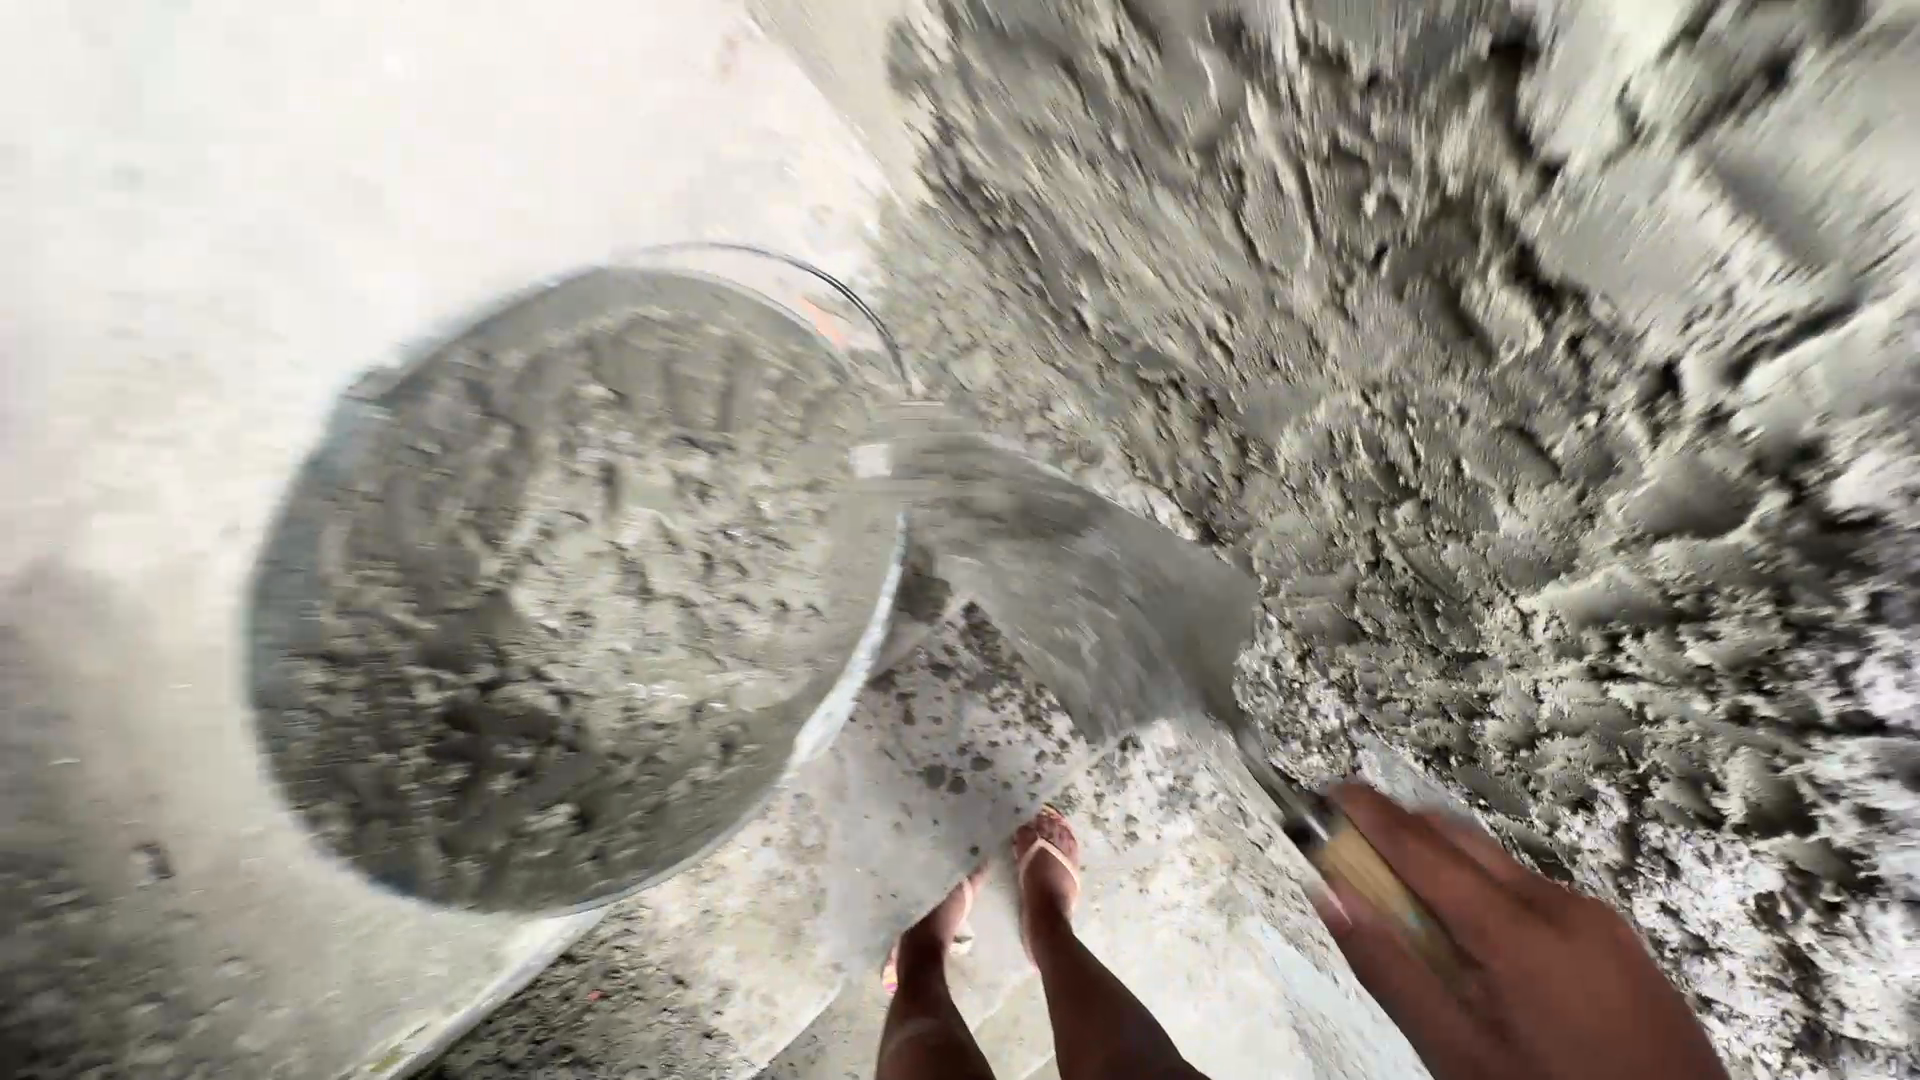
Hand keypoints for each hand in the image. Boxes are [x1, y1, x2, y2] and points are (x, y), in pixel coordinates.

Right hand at [1311, 783, 1728, 1079]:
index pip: (1422, 848)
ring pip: (1493, 864)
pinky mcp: (1619, 942)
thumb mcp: (1459, 1056)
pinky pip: (1528, 892)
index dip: (1368, 813)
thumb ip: (1390, 970)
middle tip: (1352, 850)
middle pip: (1459, 838)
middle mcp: (1563, 906)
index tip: (1328, 790)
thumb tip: (1330, 895)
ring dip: (1439, 864)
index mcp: (1520, 934)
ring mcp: (1600, 922)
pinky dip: (1480, 892)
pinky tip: (1473, 945)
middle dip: (1399, 831)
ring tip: (1408, 909)